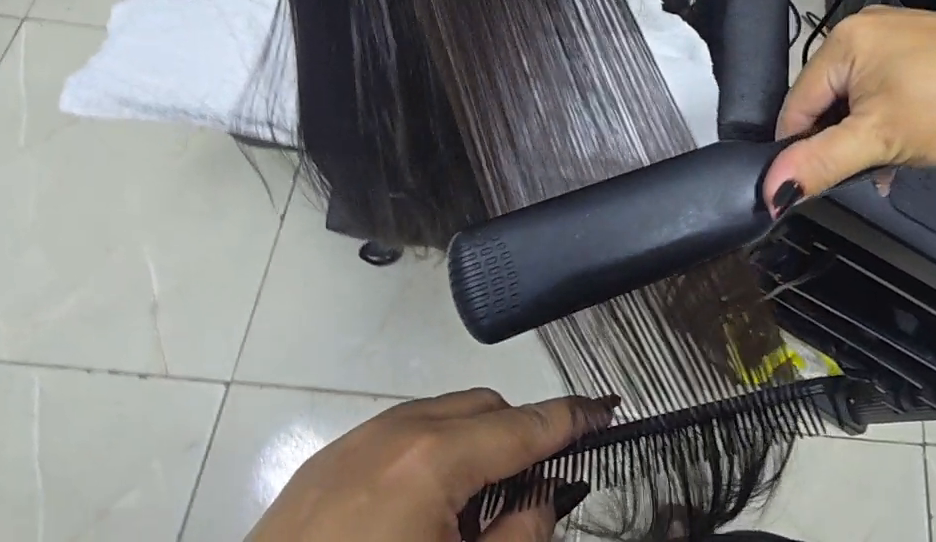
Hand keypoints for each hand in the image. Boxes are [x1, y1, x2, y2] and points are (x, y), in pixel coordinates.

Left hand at [247, 388, 613, 541]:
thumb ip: (518, 536)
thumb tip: (542, 498)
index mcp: (435, 456)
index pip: (526, 424)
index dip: (573, 417)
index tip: (608, 411)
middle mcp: (399, 428)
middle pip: (486, 406)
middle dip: (520, 433)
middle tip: (534, 485)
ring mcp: (358, 438)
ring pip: (443, 413)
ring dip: (475, 442)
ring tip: (471, 508)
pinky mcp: (328, 459)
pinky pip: (402, 432)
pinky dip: (432, 451)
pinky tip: (419, 510)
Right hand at [763, 7, 935, 205]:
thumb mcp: (880, 141)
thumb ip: (820, 164)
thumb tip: (770, 192)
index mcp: (844, 38)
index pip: (796, 102)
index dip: (801, 147)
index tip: (819, 179)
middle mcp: (866, 25)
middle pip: (827, 97)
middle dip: (842, 139)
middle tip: (870, 168)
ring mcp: (899, 31)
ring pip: (858, 94)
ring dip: (867, 132)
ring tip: (897, 156)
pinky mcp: (926, 43)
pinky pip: (887, 82)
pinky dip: (890, 114)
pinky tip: (913, 137)